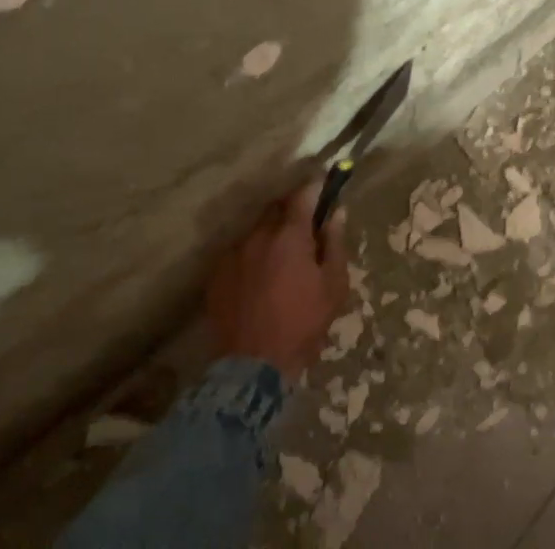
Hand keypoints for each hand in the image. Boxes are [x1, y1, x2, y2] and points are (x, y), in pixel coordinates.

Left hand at [206, 181, 349, 379]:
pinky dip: (252, 259)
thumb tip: (337, 212)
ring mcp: (232, 256)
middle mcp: (257, 237)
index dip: (316, 189)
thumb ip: (336, 243)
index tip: (326, 189)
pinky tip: (260, 282)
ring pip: (256, 234)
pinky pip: (239, 256)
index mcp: (289, 235)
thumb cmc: (304, 323)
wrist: (254, 365)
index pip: (303, 195)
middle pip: (276, 211)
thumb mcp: (334, 285)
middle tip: (307, 233)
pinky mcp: (216, 276)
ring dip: (271, 238)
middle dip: (292, 215)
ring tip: (282, 263)